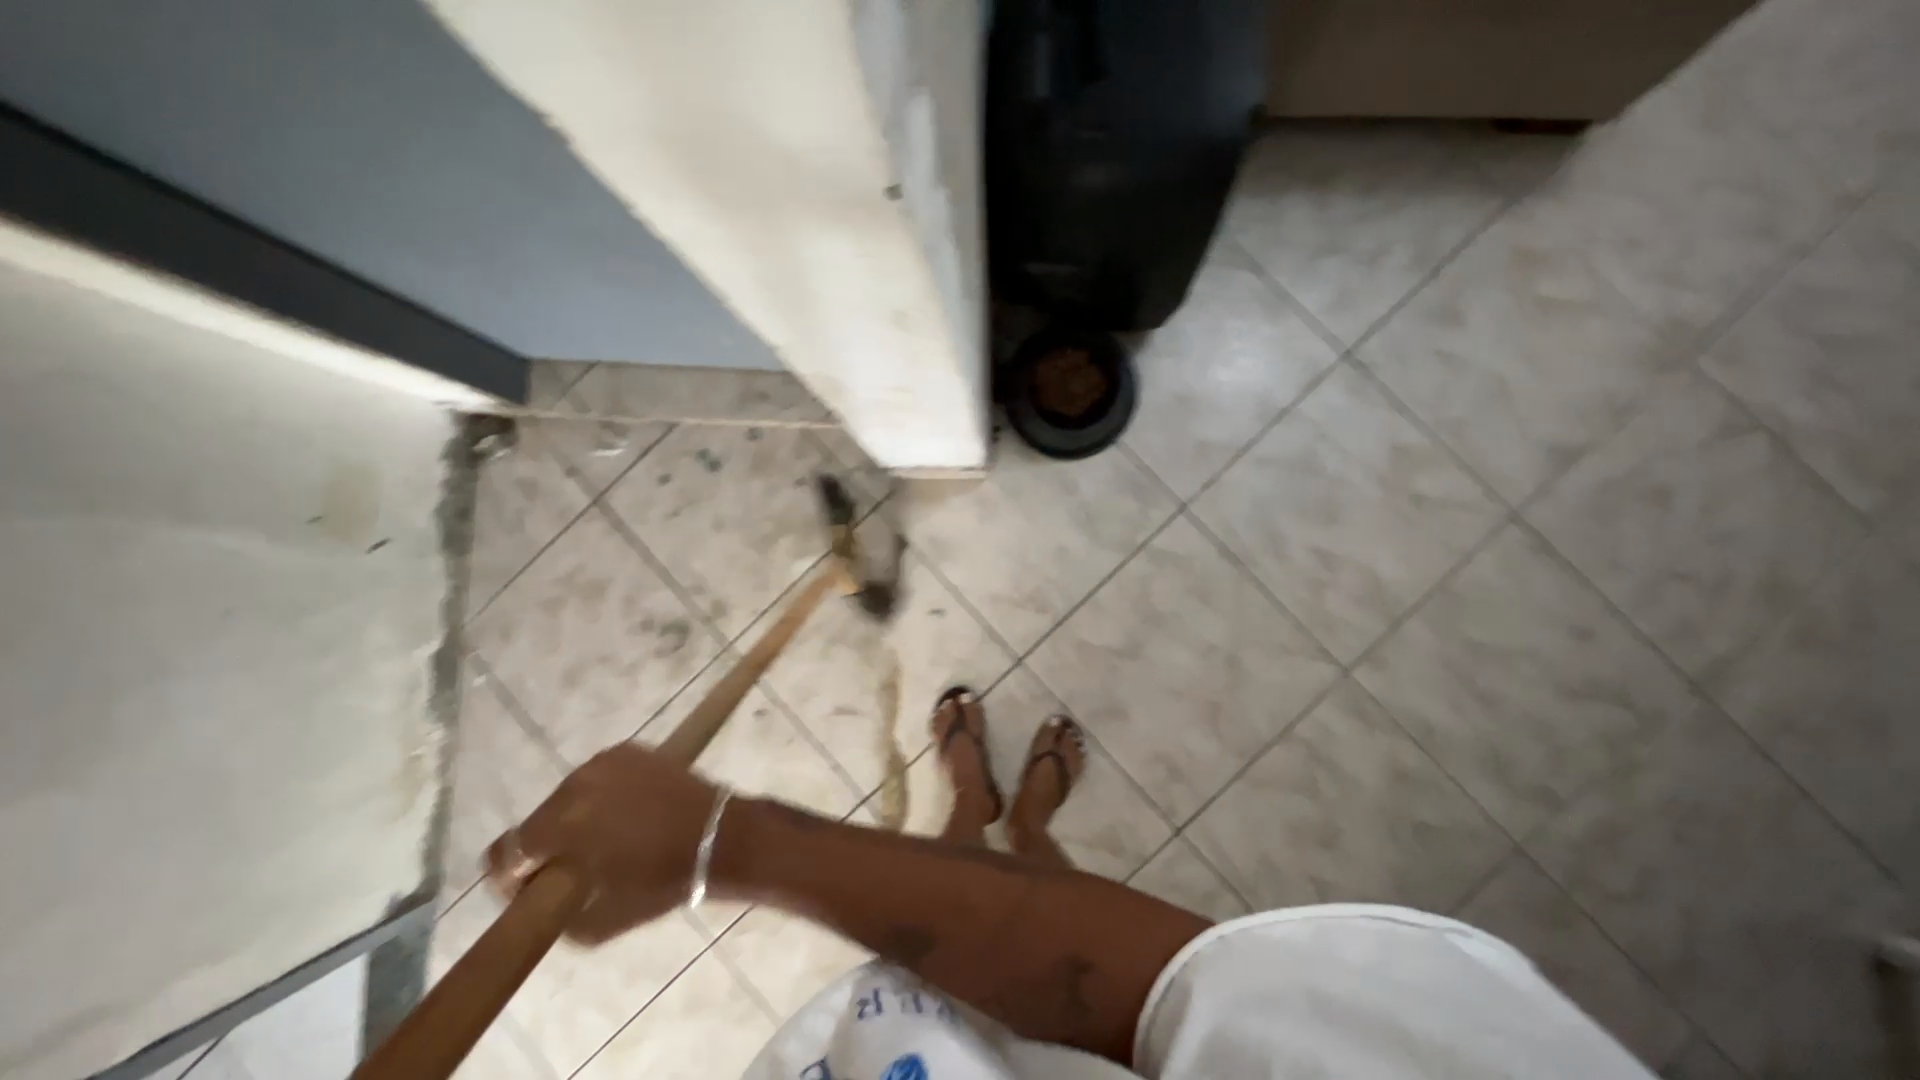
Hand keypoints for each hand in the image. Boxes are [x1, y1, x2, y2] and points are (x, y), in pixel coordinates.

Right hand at [485, 743, 720, 943]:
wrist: (718, 836)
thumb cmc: (659, 882)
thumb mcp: (595, 924)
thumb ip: (549, 913)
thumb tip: (533, 897)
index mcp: (559, 825)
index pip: (504, 850)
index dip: (510, 875)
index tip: (532, 887)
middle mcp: (573, 784)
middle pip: (538, 821)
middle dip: (548, 845)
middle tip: (578, 865)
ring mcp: (603, 761)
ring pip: (569, 796)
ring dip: (578, 817)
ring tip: (610, 836)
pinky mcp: (630, 750)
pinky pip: (600, 777)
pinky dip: (605, 795)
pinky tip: (630, 812)